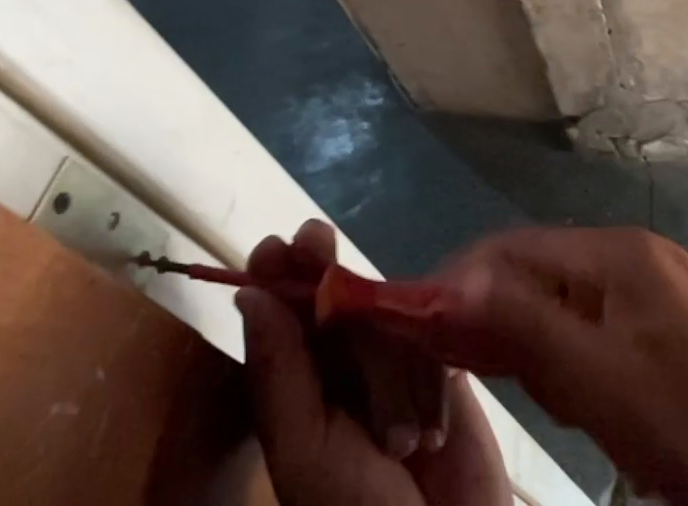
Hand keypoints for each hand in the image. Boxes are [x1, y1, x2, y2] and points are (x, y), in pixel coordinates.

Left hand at [239, 221, 508, 505]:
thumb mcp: (307, 450)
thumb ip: (279, 372)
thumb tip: (248, 293)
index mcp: (297, 382)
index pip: (281, 314)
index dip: (277, 276)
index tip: (274, 246)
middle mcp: (339, 364)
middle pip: (329, 299)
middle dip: (321, 271)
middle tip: (314, 237)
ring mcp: (390, 361)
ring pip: (382, 318)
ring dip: (388, 370)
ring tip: (399, 441)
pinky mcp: (439, 365)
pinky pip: (429, 339)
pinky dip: (427, 380)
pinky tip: (430, 432)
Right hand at [401, 227, 687, 503]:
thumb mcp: (610, 385)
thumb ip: (520, 329)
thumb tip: (432, 288)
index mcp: (611, 255)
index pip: (502, 254)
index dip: (448, 290)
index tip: (406, 342)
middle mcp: (624, 259)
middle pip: (523, 274)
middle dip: (479, 320)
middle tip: (446, 381)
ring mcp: (647, 295)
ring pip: (549, 305)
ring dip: (514, 344)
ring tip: (511, 395)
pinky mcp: (663, 332)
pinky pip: (582, 331)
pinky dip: (552, 360)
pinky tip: (557, 396)